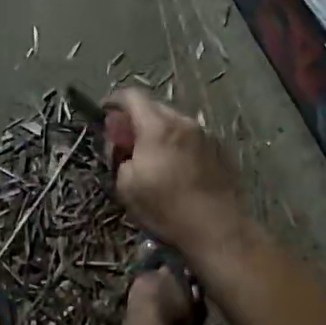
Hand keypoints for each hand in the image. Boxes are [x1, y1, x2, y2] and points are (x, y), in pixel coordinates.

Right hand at [103, 88, 243, 251]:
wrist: (217, 228)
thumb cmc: (166, 207)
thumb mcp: (126, 186)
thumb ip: (119, 157)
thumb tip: (123, 148)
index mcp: (157, 127)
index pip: (132, 96)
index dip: (115, 101)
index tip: (106, 114)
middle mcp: (183, 122)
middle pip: (154, 107)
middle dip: (136, 118)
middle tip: (126, 139)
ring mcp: (205, 135)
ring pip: (174, 122)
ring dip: (159, 131)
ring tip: (152, 155)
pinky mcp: (219, 149)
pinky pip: (191, 137)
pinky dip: (178, 144)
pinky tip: (176, 167)